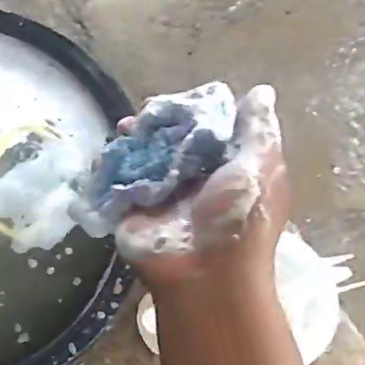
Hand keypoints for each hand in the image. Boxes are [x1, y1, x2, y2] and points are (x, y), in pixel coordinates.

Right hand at [119, 84, 287, 292]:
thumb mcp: (261, 167)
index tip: (172, 102)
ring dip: (127, 142)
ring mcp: (154, 194)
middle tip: (141, 116)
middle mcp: (187, 178)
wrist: (204, 273)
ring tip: (122, 131)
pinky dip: (104, 166)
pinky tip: (104, 155)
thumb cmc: (241, 219)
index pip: (200, 128)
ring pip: (136, 158)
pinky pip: (111, 182)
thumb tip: (260, 91)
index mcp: (222, 166)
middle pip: (163, 140)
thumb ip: (257, 130)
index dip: (185, 111)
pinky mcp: (127, 210)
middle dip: (151, 124)